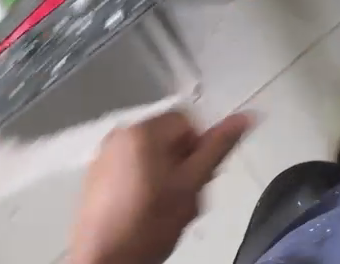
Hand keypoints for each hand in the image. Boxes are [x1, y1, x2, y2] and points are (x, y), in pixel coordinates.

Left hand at [69, 109, 253, 263]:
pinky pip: (129, 167)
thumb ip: (218, 147)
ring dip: (163, 174)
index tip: (195, 178)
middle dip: (181, 163)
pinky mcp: (94, 177)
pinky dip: (141, 181)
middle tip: (182, 197)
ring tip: (163, 208)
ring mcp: (103, 155)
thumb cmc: (150, 224)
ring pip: (150, 154)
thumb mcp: (192, 185)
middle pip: (167, 137)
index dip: (198, 148)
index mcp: (143, 130)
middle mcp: (120, 133)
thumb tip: (246, 117)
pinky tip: (142, 211)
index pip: (187, 121)